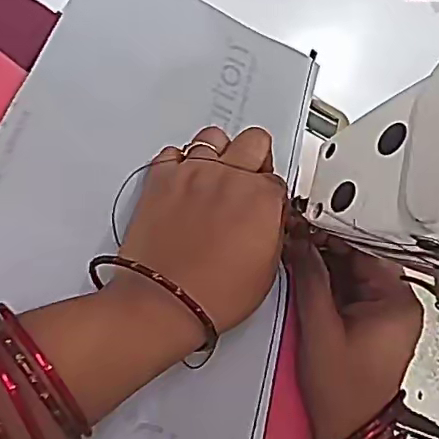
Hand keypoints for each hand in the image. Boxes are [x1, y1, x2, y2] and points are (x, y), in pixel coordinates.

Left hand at [110, 126, 287, 353]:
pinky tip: (183, 179)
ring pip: (212, 137)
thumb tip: (270, 224)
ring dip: (217, 152)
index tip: (263, 204)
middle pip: (253, 141)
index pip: (278, 179)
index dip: (271, 193)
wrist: (165, 301)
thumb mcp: (267, 271)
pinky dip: (178, 162)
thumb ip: (273, 233)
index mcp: (263, 198)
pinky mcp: (160, 179)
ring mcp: (193, 174)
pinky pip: (171, 152)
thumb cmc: (212, 295)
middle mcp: (229, 177)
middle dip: (255, 157)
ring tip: (214, 174)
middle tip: (247, 178)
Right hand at [285, 223, 423, 438]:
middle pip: (360, 259)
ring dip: (324, 265)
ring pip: (352, 274)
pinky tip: (305, 277)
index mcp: (398, 304)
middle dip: (325, 248)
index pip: (366, 249)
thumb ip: (310, 281)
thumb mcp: (320, 328)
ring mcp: (386, 316)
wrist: (348, 429)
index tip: (308, 224)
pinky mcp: (371, 324)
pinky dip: (328, 283)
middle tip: (296, 238)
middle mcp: (399, 306)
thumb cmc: (344, 393)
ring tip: (296, 255)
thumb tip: (301, 247)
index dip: (332, 233)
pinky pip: (349, 291)